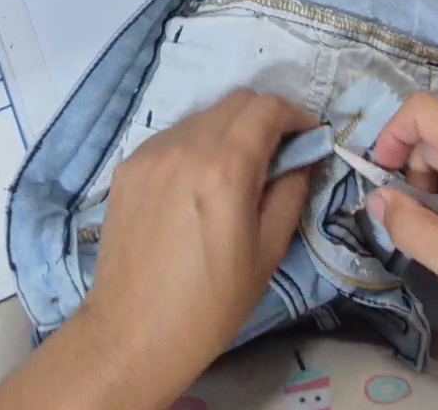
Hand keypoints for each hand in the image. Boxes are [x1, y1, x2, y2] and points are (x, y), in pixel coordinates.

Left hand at [81, 90, 316, 404]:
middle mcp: (185, 146)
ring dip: (230, 130)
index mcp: (225, 167)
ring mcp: (151, 152)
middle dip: (266, 118)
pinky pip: (174, 137)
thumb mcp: (268, 252)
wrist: (131, 336)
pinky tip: (198, 184)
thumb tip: (302, 158)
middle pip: (236, 102)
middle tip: (280, 153)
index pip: (267, 108)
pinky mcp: (129, 164)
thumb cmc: (210, 304)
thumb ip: (290, 192)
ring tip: (236, 172)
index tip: (309, 137)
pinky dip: (197, 146)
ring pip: (204, 117)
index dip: (295, 115)